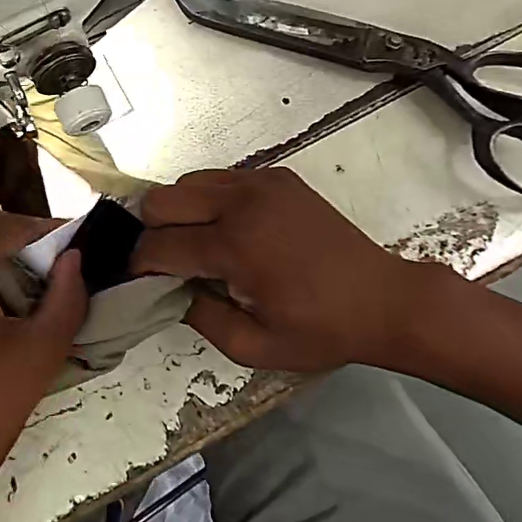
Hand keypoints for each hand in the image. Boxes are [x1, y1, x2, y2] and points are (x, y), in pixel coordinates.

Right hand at [131, 168, 457, 371]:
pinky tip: (228, 230)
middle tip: (168, 265)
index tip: (138, 282)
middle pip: (161, 200)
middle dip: (152, 233)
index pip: (158, 245)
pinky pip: (222, 177)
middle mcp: (242, 202)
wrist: (383, 299)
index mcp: (235, 246)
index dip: (138, 266)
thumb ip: (198, 316)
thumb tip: (169, 289)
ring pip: (188, 181)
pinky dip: (210, 200)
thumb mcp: (252, 346)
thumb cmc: (321, 330)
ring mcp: (262, 182)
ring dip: (179, 213)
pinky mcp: (278, 176)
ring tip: (198, 246)